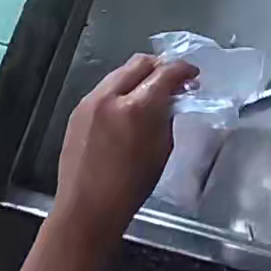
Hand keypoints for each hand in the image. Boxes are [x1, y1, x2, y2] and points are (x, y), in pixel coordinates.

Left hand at [53, 54, 198, 246]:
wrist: (86, 208)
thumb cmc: (131, 188)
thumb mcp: (161, 151)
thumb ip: (167, 118)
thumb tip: (171, 99)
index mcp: (136, 108)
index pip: (164, 73)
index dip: (182, 70)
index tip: (193, 74)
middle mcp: (109, 96)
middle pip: (139, 62)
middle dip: (160, 66)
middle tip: (174, 79)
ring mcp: (90, 100)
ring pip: (120, 72)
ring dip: (140, 75)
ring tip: (153, 90)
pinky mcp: (78, 108)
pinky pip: (105, 87)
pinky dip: (122, 88)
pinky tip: (129, 104)